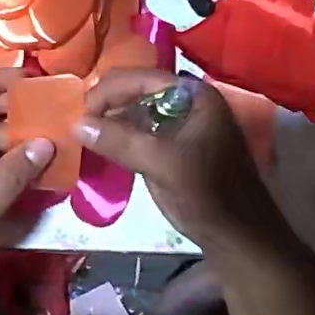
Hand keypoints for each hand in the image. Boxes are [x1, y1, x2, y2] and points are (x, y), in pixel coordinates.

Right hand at [77, 70, 294, 255]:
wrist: (238, 236)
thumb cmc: (207, 194)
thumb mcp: (162, 164)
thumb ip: (120, 141)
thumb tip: (76, 124)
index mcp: (195, 95)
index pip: (142, 78)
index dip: (108, 92)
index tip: (80, 114)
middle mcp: (190, 101)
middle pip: (139, 90)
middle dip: (108, 103)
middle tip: (80, 123)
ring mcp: (183, 123)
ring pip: (138, 110)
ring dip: (112, 119)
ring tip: (86, 133)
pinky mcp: (176, 145)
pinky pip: (143, 130)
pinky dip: (122, 135)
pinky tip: (103, 144)